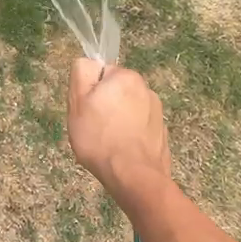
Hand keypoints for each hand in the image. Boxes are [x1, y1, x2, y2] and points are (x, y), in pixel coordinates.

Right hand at [67, 59, 170, 207]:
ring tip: (109, 144)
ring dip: (119, 121)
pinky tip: (123, 153)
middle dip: (106, 106)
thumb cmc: (100, 137)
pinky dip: (132, 136)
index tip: (88, 110)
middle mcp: (147, 89)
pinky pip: (140, 129)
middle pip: (116, 92)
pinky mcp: (163, 135)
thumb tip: (91, 64)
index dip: (91, 92)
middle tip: (95, 127)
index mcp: (127, 76)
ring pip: (129, 111)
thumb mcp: (77, 101)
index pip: (102, 74)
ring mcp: (158, 113)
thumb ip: (82, 72)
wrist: (134, 178)